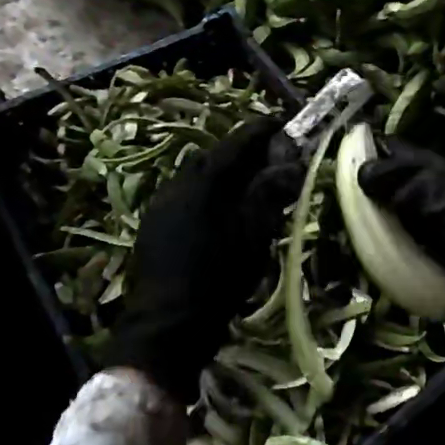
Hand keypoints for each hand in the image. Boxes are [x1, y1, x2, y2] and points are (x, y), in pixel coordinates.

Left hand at [103, 117, 297, 399]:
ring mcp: (162, 201)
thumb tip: (290, 162)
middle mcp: (179, 182)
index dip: (263, 129)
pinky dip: (209, 190)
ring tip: (250, 181)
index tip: (284, 122)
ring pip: (198, 173)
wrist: (169, 322)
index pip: (238, 141)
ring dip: (225, 171)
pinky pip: (186, 192)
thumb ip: (270, 193)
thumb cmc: (220, 276)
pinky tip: (222, 208)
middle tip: (272, 155)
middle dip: (244, 150)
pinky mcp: (154, 222)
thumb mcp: (255, 234)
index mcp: (206, 181)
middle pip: (216, 154)